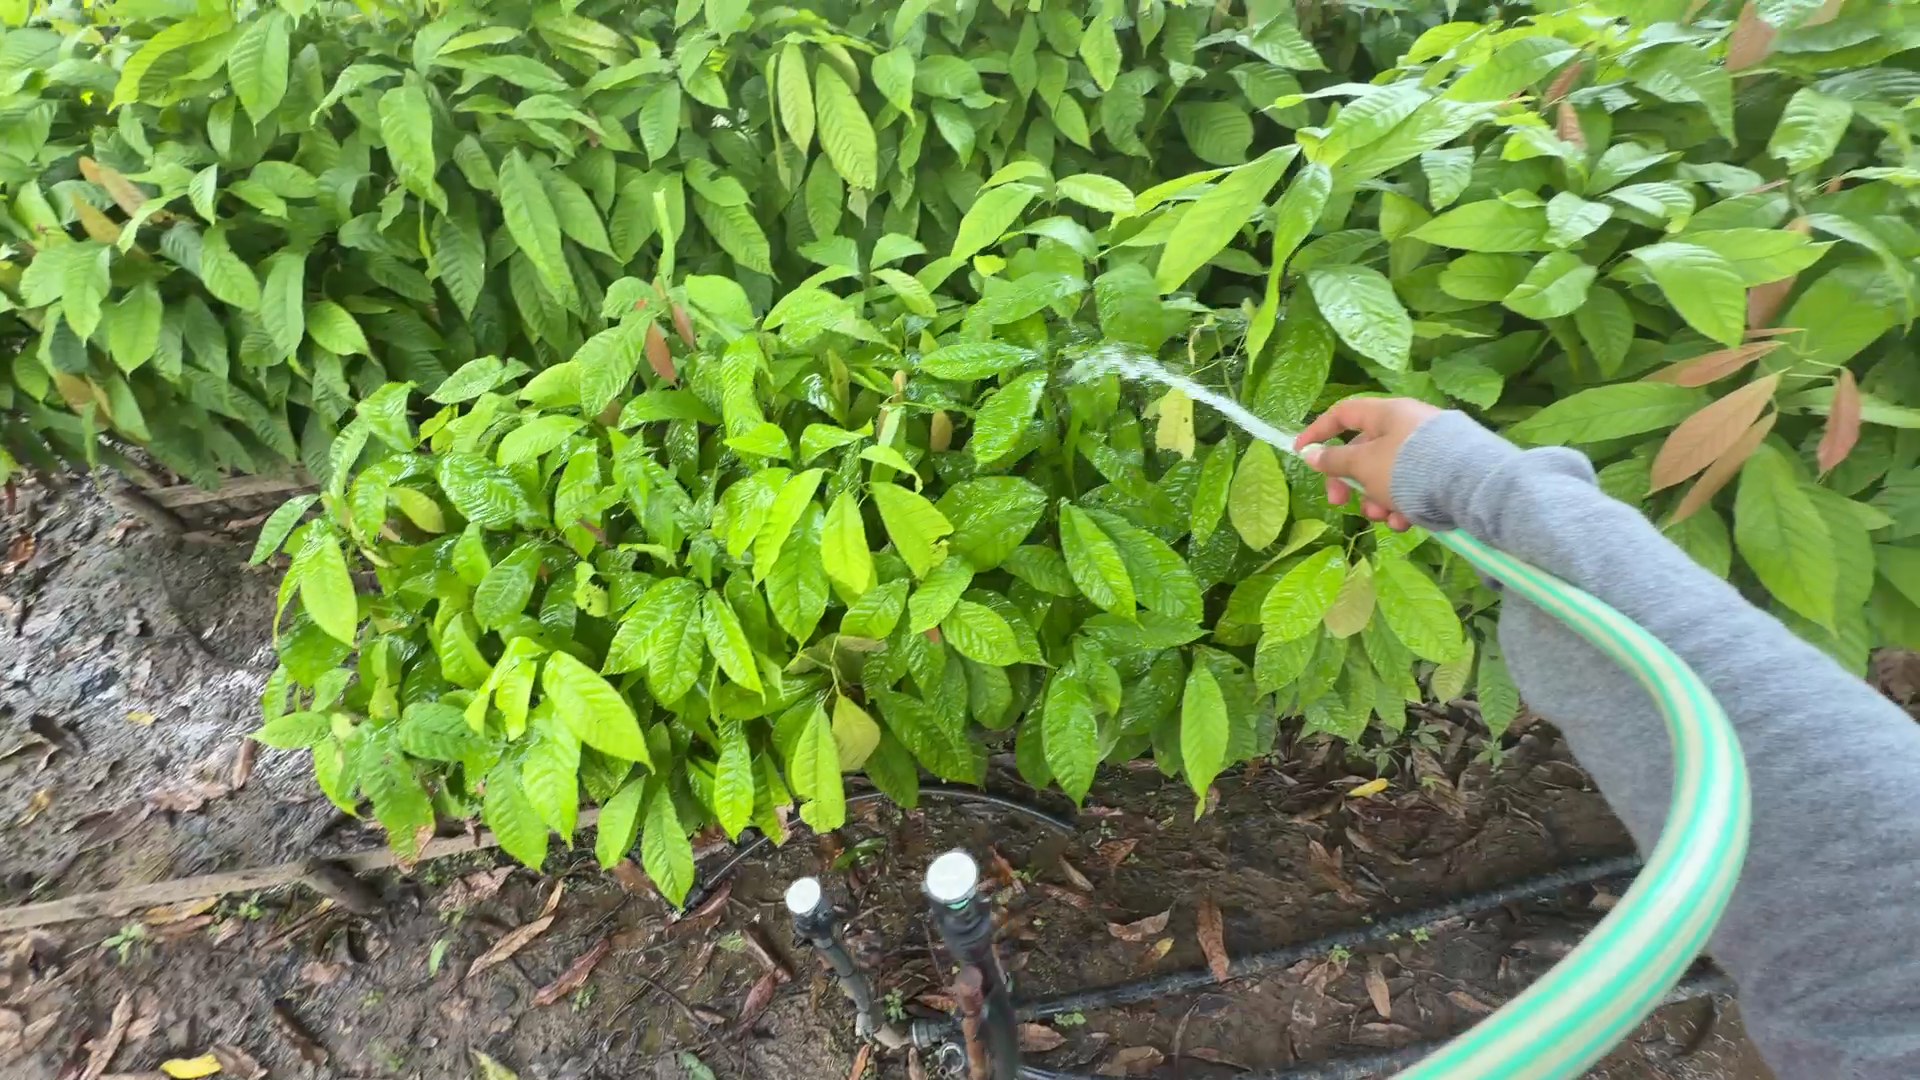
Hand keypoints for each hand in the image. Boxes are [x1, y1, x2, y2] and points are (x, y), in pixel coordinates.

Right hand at [1293, 397, 1441, 531]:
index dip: (1318, 432)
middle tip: (1340, 502)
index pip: (1342, 414)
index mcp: (1387, 414)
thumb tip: (1311, 454)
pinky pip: (1411, 487)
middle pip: (1363, 452)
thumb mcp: (1362, 465)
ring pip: (1386, 475)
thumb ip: (1334, 461)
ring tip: (1384, 518)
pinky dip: (1402, 505)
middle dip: (1350, 482)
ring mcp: (1428, 449)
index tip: (1301, 454)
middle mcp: (1407, 427)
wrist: (1473, 485)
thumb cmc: (1408, 467)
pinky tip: (1405, 522)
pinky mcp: (1445, 472)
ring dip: (1376, 500)